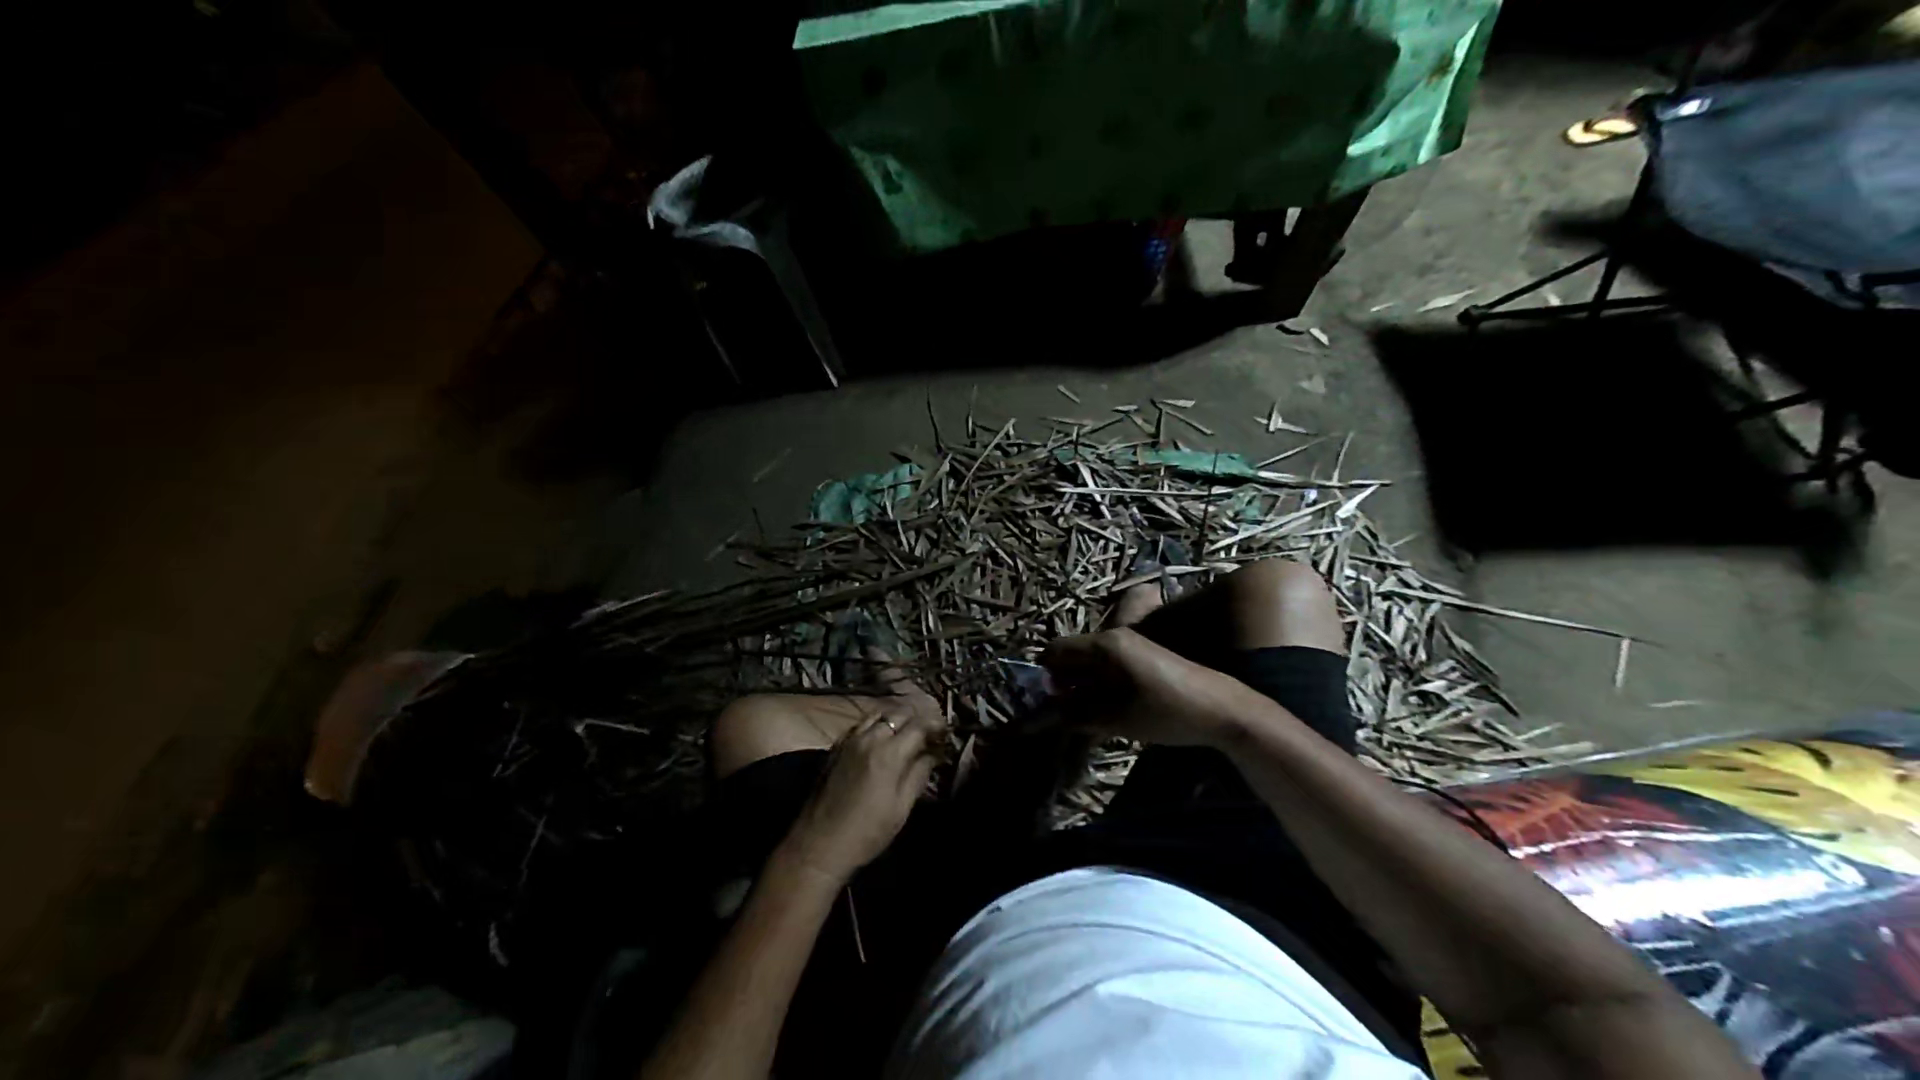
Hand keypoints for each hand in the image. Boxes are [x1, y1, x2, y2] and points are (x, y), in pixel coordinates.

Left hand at [778, 692, 944, 883]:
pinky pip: (861, 724)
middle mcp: (869, 738)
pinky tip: (882, 738)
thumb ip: (919, 773)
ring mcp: (850, 740)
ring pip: (878, 714)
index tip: (946, 734)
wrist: (819, 844)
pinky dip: (877, 724)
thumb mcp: (901, 807)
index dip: (936, 726)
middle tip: (929, 733)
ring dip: (897, 718)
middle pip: (899, 713)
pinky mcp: (836, 746)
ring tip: (907, 732)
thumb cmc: (867, 832)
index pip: (919, 725)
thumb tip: (934, 753)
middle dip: (918, 719)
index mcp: (889, 753)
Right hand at [1042, 628, 1274, 747]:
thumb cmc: (1166, 713)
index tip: (1050, 700)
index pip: (1056, 649)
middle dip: (1065, 678)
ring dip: (1084, 679)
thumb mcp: (1115, 719)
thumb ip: (1076, 713)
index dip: (1045, 674)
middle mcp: (1117, 635)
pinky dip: (1103, 679)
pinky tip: (1113, 704)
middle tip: (1068, 709)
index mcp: (1105, 644)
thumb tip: (1048, 712)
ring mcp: (1135, 641)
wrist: (1223, 711)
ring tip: (1090, 709)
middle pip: (1074, 650)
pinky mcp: (1148, 653)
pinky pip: (1111, 660)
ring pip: (1093, 656)